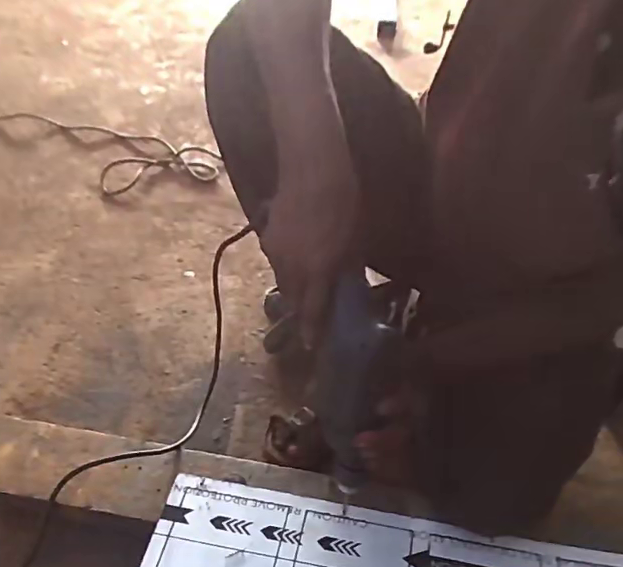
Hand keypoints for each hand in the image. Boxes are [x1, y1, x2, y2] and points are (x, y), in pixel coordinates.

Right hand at [261, 142, 360, 348]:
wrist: (311, 163)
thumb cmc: (343, 201)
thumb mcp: (355, 242)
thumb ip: (348, 271)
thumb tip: (346, 289)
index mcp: (316, 273)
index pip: (311, 311)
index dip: (310, 331)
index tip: (309, 346)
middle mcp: (292, 268)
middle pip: (293, 300)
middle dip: (301, 310)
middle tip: (310, 316)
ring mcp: (276, 252)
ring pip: (283, 281)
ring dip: (293, 289)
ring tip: (304, 287)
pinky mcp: (268, 235)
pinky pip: (277, 261)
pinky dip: (286, 267)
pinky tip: (296, 258)